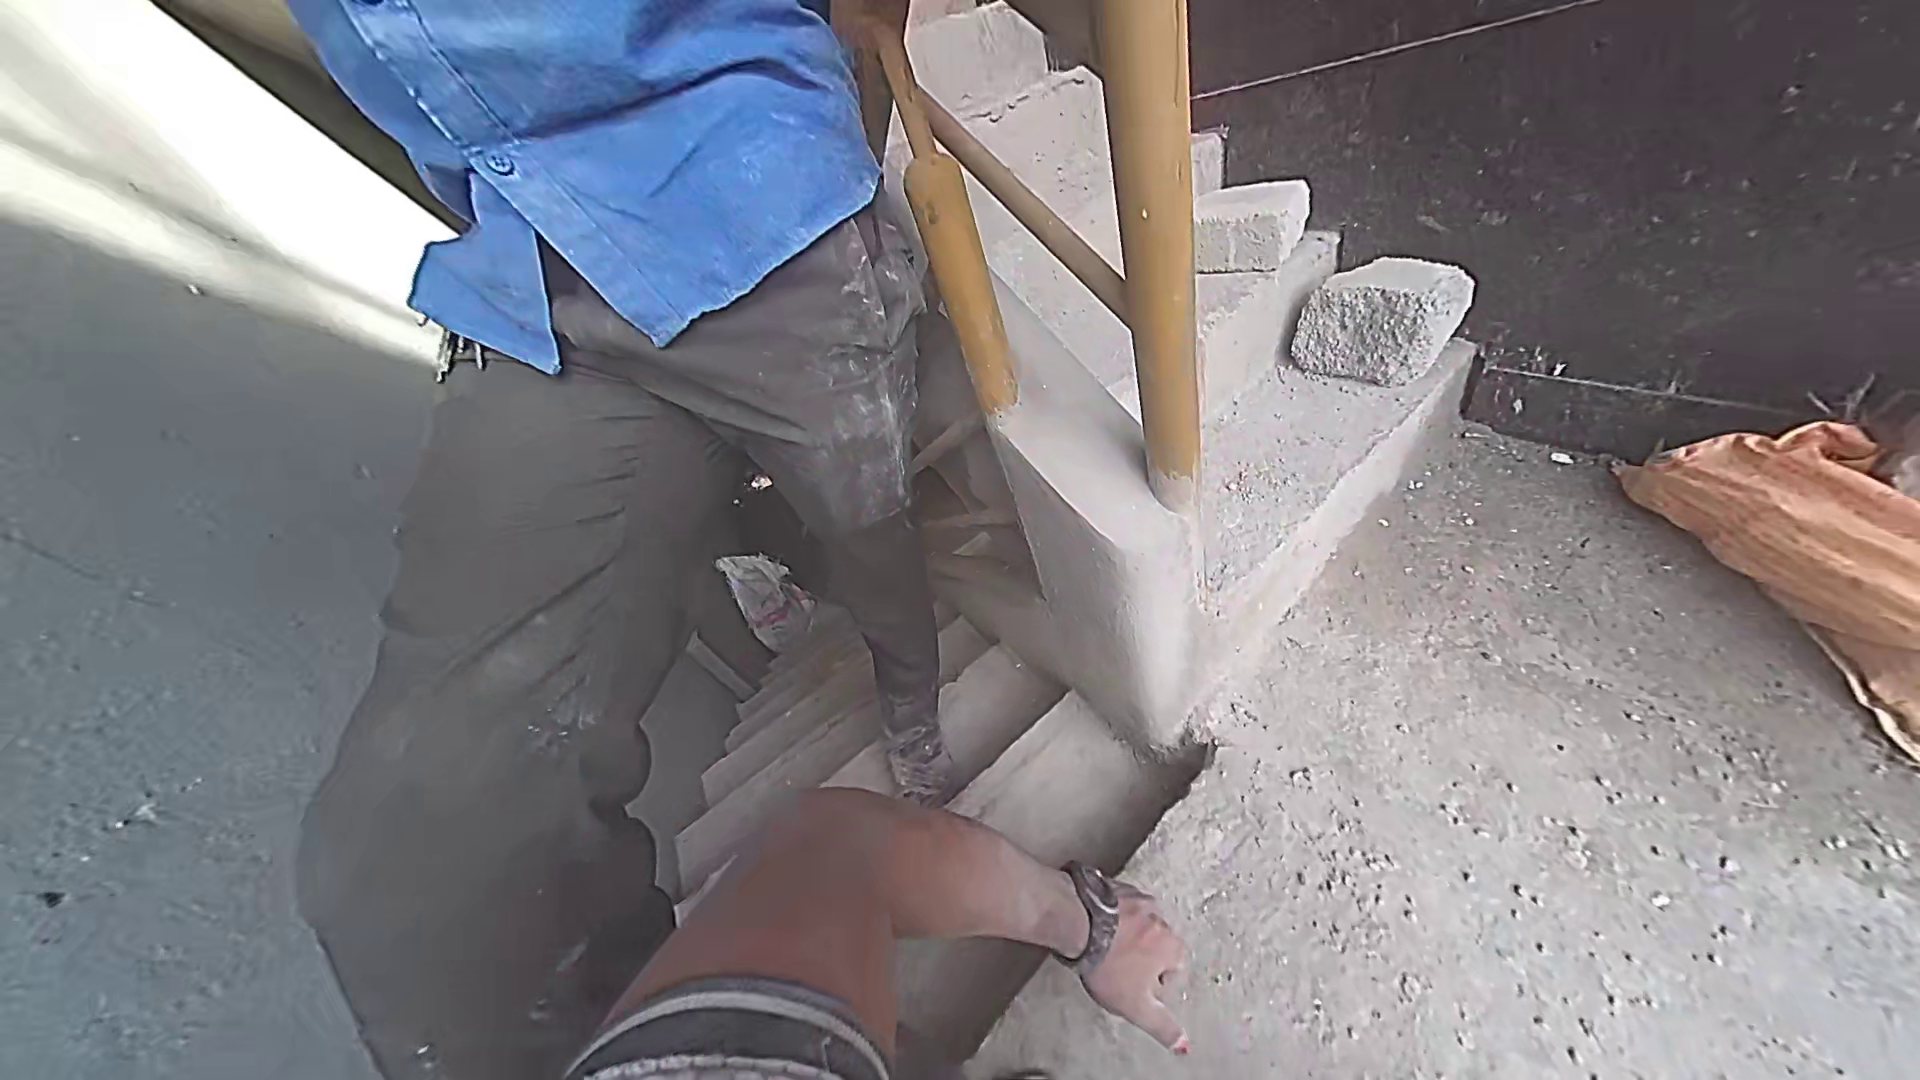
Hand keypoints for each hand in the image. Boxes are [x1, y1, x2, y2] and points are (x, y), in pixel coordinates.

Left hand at [1079, 885, 1189, 1053]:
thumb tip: (1183, 1044)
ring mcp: (1136, 895)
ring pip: (1138, 920)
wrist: (1077, 921)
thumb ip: (1163, 1026)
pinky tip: (1097, 925)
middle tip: (1119, 966)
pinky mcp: (1114, 882)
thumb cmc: (1108, 964)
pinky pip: (1119, 902)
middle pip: (1157, 941)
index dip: (1155, 983)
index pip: (1175, 969)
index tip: (1135, 986)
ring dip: (1127, 931)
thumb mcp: (1136, 1007)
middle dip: (1143, 954)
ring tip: (1105, 945)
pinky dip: (1112, 912)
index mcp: (1171, 944)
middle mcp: (1159, 915)